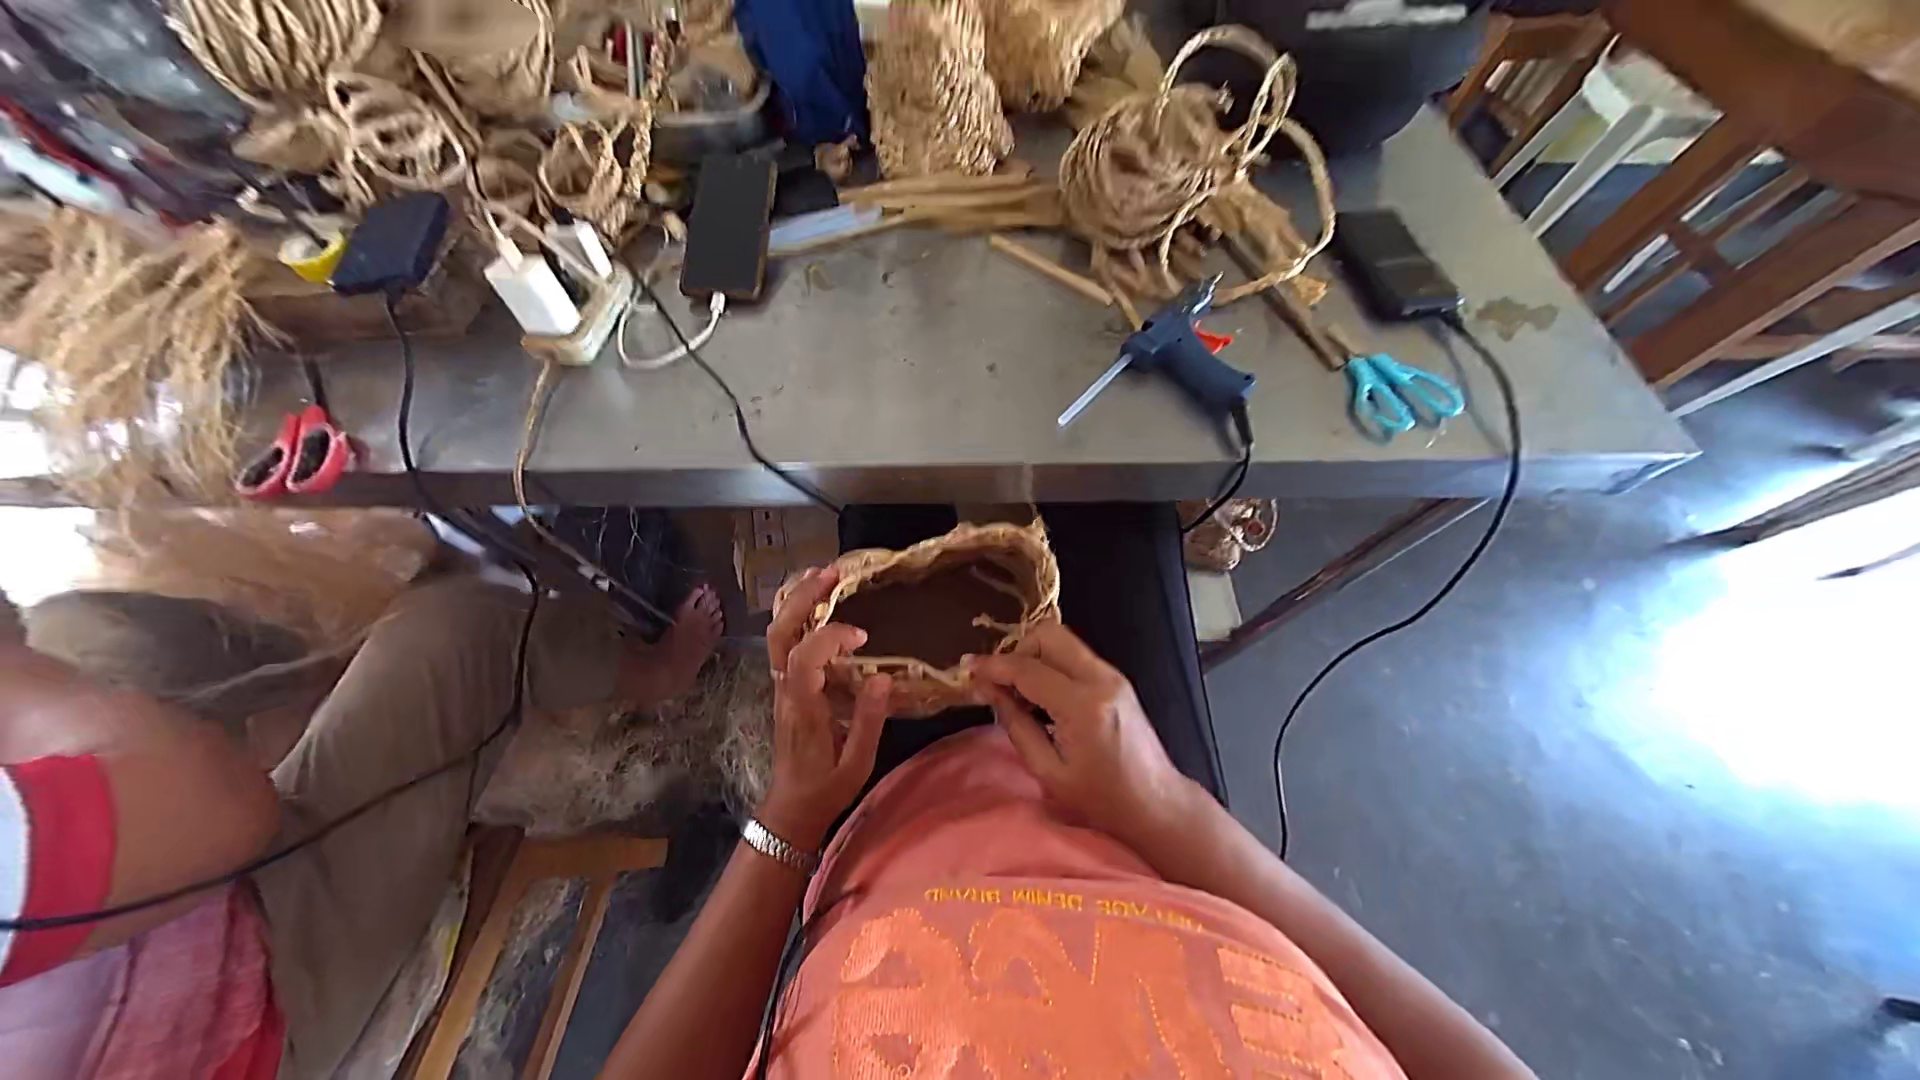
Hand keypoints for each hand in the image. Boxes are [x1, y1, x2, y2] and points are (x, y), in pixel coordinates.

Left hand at [759, 567, 891, 851]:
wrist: (791, 806)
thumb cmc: (826, 786)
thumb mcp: (857, 762)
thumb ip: (869, 721)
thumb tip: (883, 678)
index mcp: (802, 706)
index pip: (805, 657)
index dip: (831, 637)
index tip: (862, 636)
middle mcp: (785, 688)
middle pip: (780, 632)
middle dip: (803, 598)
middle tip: (833, 573)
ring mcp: (781, 685)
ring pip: (777, 632)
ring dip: (798, 600)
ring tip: (825, 575)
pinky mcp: (786, 684)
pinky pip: (785, 641)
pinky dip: (799, 615)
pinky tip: (821, 602)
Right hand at [970, 623, 1199, 850]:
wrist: (1157, 804)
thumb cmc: (1102, 800)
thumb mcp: (1049, 771)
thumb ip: (1016, 725)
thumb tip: (987, 690)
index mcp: (1083, 706)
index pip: (1027, 669)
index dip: (993, 666)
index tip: (968, 669)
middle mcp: (1100, 679)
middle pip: (1048, 635)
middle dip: (1017, 651)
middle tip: (1002, 683)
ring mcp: (1112, 675)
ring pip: (1061, 639)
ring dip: (1033, 656)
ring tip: (1019, 693)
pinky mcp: (1116, 678)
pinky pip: (1073, 655)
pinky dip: (1050, 664)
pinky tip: (1041, 696)